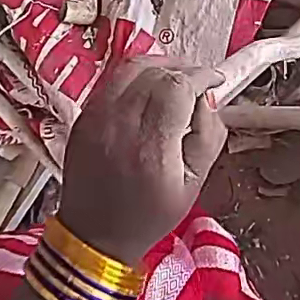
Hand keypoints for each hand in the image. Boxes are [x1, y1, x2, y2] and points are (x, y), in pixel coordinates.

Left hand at [56, 58, 226, 262]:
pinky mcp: (84, 115)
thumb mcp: (193, 185)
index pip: (177, 87)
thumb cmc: (148, 215)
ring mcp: (96, 117)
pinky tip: (150, 88)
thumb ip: (209, 136)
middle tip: (199, 81)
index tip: (215, 80)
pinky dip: (136, 75)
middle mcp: (119, 125)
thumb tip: (207, 99)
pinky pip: (113, 79)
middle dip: (184, 69)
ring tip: (177, 78)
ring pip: (131, 67)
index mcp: (151, 148)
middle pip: (155, 72)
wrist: (94, 233)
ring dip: (159, 65)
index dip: (201, 76)